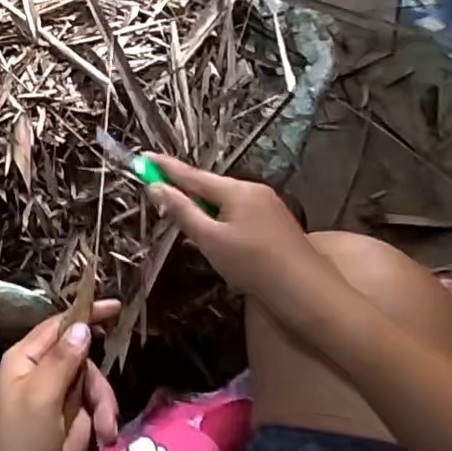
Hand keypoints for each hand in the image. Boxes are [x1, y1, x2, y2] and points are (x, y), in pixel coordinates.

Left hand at [0, 302, 122, 450]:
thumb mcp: (42, 399)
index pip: (61, 325)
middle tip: (105, 431)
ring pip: (89, 401)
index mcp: (25, 359)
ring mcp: (48, 402)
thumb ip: (63, 361)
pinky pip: (85, 425)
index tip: (117, 308)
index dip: (88, 316)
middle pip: (84, 369)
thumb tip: (81, 325)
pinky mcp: (57, 427)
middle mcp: (37, 374)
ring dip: (89, 430)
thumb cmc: (22, 446)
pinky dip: (83, 445)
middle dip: (97, 402)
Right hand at [140, 155, 343, 333]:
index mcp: (236, 191)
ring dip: (201, 203)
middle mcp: (253, 191)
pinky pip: (237, 211)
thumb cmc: (253, 264)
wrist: (307, 294)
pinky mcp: (274, 223)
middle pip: (209, 185)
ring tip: (180, 212)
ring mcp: (268, 206)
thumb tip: (156, 187)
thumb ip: (181, 211)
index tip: (144, 157)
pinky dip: (218, 215)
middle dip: (184, 187)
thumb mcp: (209, 239)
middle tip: (157, 188)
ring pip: (224, 199)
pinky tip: (212, 230)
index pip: (191, 174)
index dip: (165, 167)